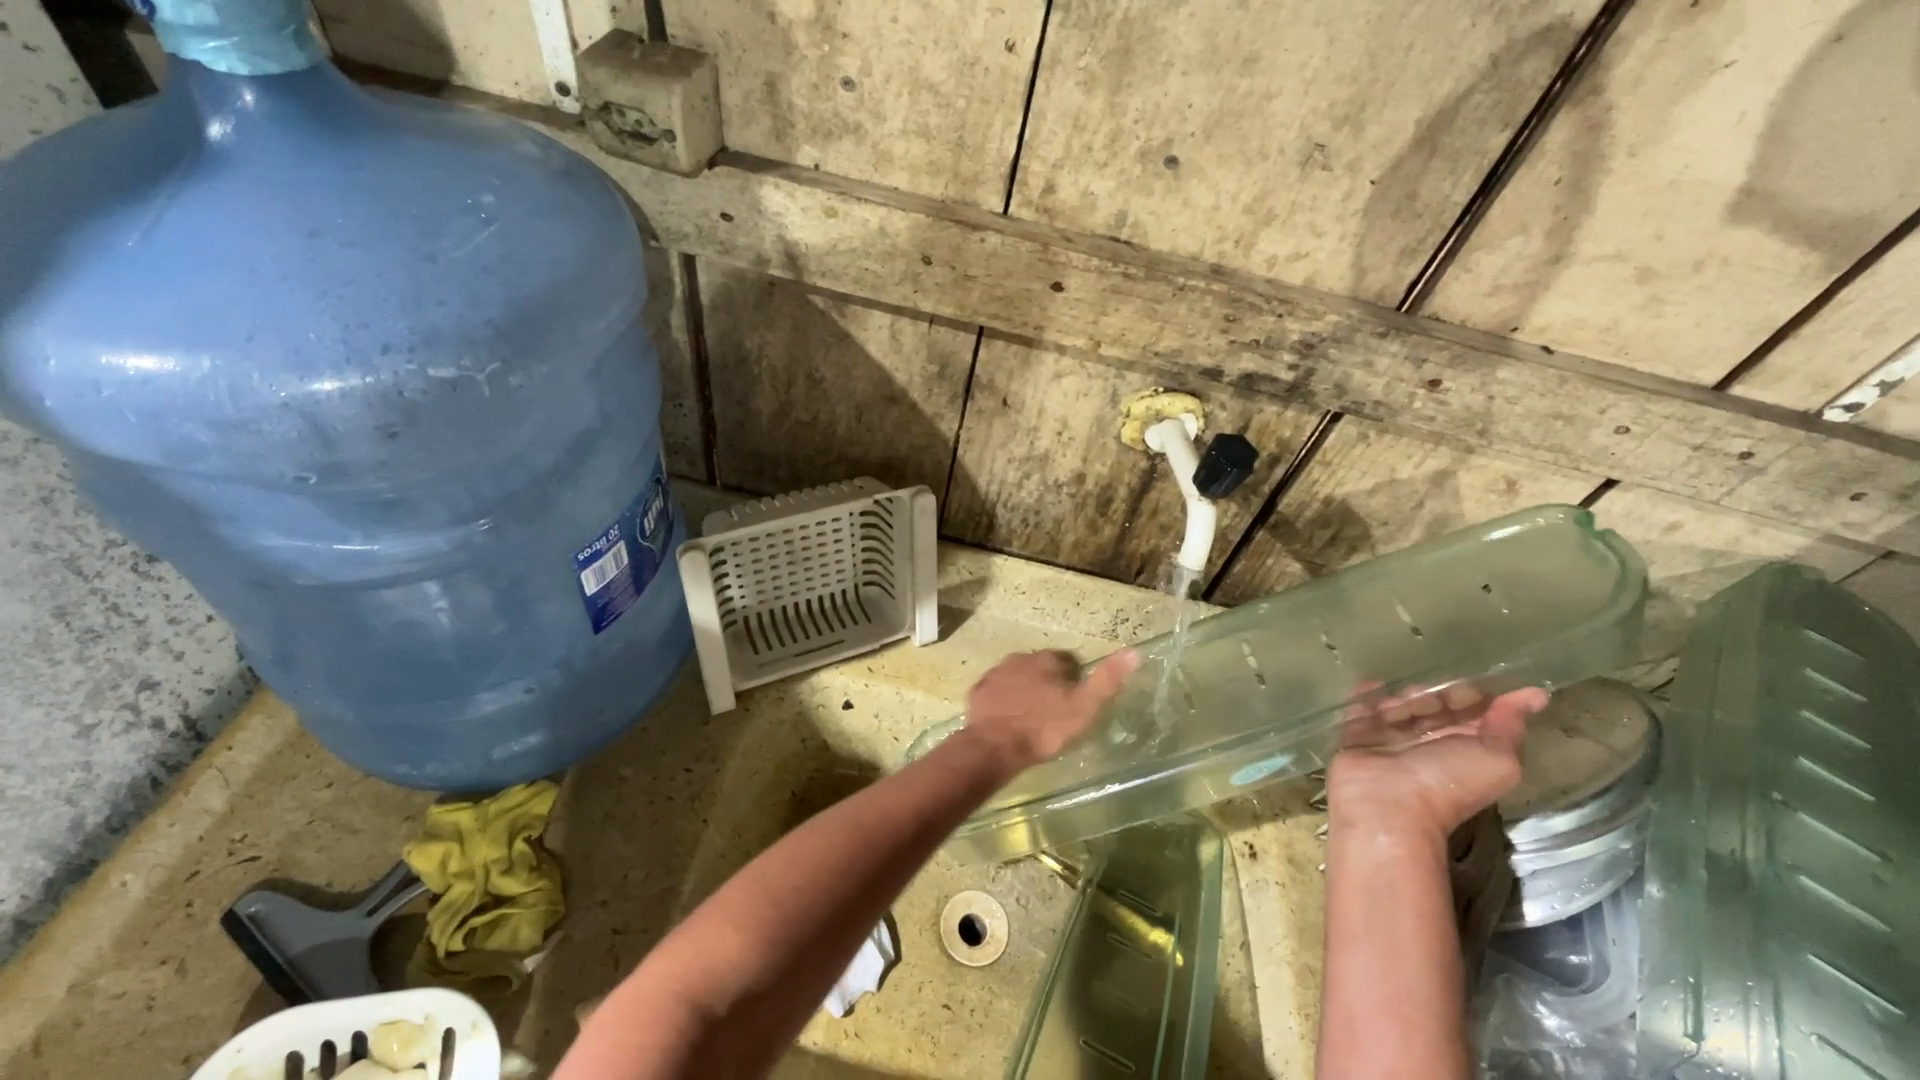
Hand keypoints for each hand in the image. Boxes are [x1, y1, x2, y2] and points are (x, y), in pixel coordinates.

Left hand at [961, 649, 1139, 770]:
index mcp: (1048, 660)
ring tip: (1031, 718)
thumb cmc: (1045, 728)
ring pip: (1017, 677)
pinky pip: (996, 691)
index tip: (1075, 702)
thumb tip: (1134, 652)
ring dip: (1025, 690)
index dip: (1074, 681)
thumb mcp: (1084, 707)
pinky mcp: (978, 691)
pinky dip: (1003, 700)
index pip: (1069, 661)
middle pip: (1042, 667)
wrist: (995, 747)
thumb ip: (1107, 680)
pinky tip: (1008, 719)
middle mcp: (1021, 658)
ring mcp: (996, 673)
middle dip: (1048, 683)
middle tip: (1054, 712)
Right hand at [1326, 684, 1549, 839]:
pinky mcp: (1358, 736)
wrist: (1388, 807)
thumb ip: (1511, 724)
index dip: (1471, 690)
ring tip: (1397, 706)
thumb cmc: (1448, 784)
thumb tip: (1537, 694)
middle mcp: (1430, 740)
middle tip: (1426, 699)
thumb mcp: (1496, 758)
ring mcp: (1392, 738)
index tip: (1467, 678)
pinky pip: (1360, 708)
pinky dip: (1365, 696)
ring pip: (1399, 701)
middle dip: (1432, 692)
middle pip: (1433, 701)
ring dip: (1400, 697)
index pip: (1471, 707)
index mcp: (1466, 744)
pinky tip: (1370, 687)